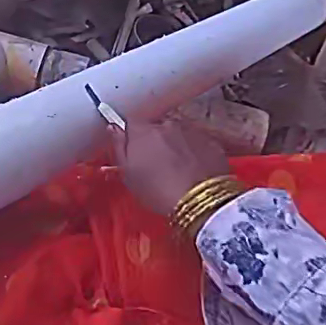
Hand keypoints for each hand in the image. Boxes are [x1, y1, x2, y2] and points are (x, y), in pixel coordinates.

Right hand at [113, 119, 231, 216]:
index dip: (132, 136)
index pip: (131, 122)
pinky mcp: (212, 143)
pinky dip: (195, 152)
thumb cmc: (158, 190)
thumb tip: (113, 127)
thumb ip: (118, 146)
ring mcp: (191, 131)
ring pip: (178, 134)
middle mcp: (167, 124)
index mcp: (142, 131)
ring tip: (177, 169)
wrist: (201, 202)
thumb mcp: (127, 174)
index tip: (134, 150)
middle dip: (155, 141)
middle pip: (156, 127)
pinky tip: (194, 170)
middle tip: (156, 164)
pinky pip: (198, 143)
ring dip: (175, 146)